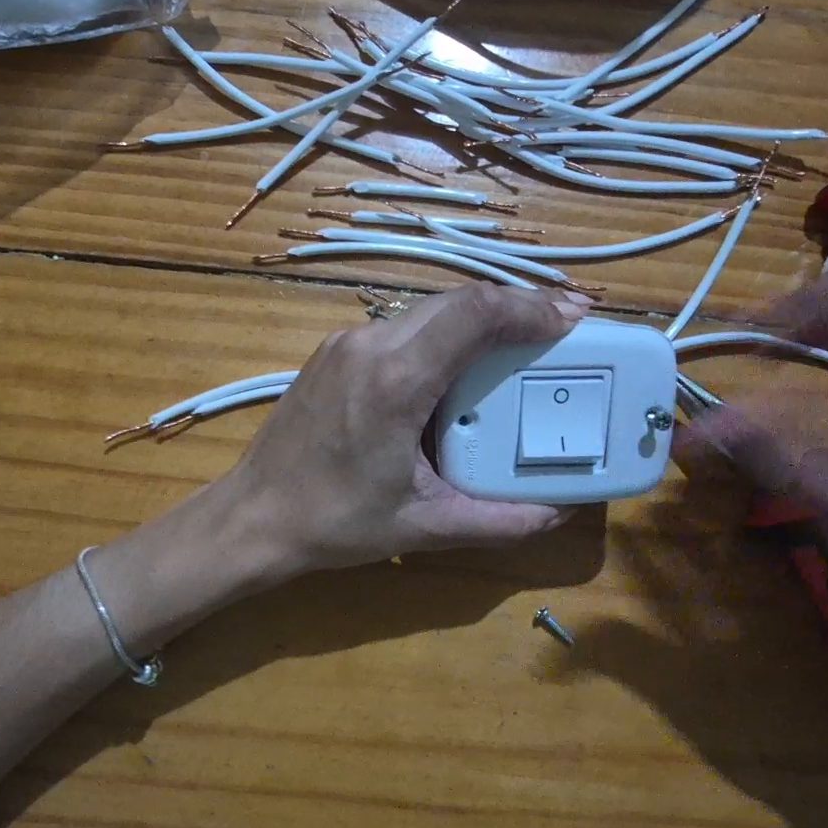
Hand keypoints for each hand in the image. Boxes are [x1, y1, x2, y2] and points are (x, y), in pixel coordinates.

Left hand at [225, 283, 591, 574]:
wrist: (253, 518)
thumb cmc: (335, 523)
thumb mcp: (425, 526)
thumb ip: (499, 520)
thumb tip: (557, 511)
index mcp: (396, 380)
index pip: (474, 312)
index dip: (530, 305)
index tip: (573, 317)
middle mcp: (368, 344)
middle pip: (455, 301)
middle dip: (513, 307)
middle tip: (560, 330)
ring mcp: (345, 343)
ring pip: (427, 310)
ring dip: (477, 320)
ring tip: (519, 345)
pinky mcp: (332, 353)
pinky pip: (401, 327)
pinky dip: (442, 335)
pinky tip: (460, 365)